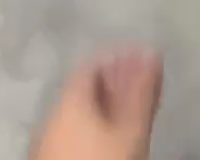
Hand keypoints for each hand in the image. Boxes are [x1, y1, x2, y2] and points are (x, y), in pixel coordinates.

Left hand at [31, 49, 163, 159]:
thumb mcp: (133, 126)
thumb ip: (142, 87)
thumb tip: (151, 51)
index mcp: (68, 104)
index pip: (90, 64)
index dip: (118, 55)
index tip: (142, 56)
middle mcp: (51, 119)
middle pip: (85, 88)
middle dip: (116, 80)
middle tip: (145, 80)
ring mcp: (48, 143)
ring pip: (81, 111)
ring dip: (109, 103)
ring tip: (137, 105)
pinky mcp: (53, 159)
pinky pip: (76, 130)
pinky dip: (98, 123)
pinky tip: (117, 131)